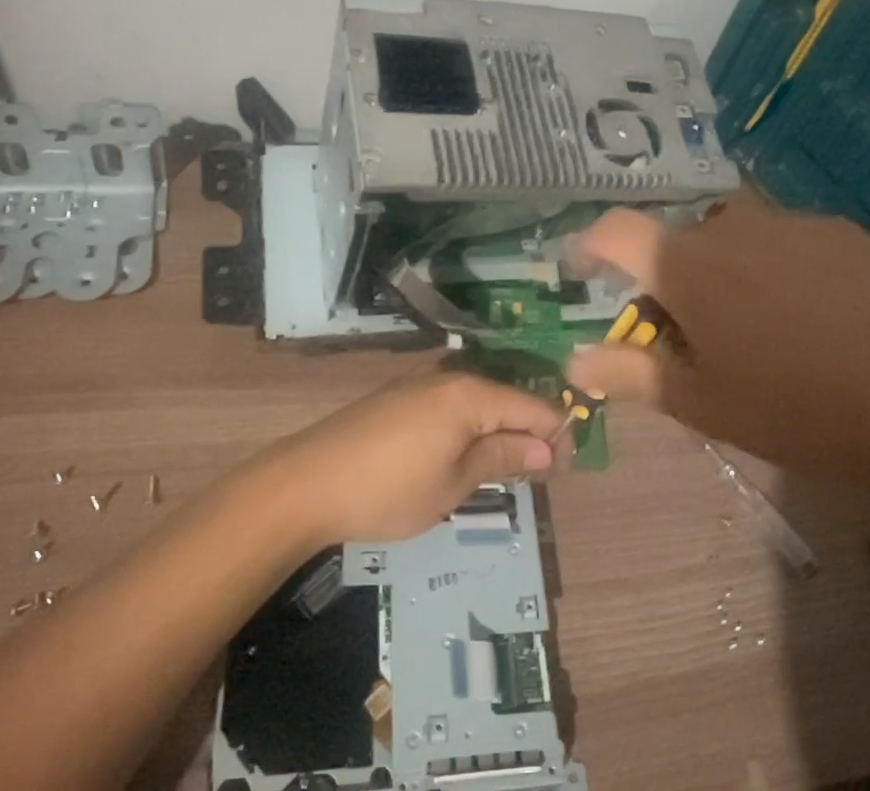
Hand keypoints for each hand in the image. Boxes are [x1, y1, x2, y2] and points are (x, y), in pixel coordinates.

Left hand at [247, 372, 559, 545]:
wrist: (303, 485)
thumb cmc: (388, 490)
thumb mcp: (453, 483)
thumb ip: (501, 458)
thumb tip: (547, 448)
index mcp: (470, 395)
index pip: (534, 406)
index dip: (557, 437)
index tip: (565, 472)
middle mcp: (448, 378)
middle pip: (506, 400)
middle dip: (528, 434)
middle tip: (537, 478)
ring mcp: (418, 386)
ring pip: (477, 404)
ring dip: (497, 433)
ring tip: (504, 472)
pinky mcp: (396, 400)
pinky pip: (449, 407)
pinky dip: (467, 430)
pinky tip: (463, 457)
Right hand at [565, 194, 869, 505]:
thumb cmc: (805, 411)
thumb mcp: (708, 405)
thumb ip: (633, 374)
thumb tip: (574, 360)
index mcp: (690, 267)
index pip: (615, 230)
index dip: (588, 245)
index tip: (582, 272)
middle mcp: (735, 227)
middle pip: (678, 238)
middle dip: (666, 277)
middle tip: (684, 334)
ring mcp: (796, 223)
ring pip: (733, 236)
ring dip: (721, 270)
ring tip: (749, 328)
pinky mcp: (846, 233)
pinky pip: (785, 240)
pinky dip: (772, 268)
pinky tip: (806, 319)